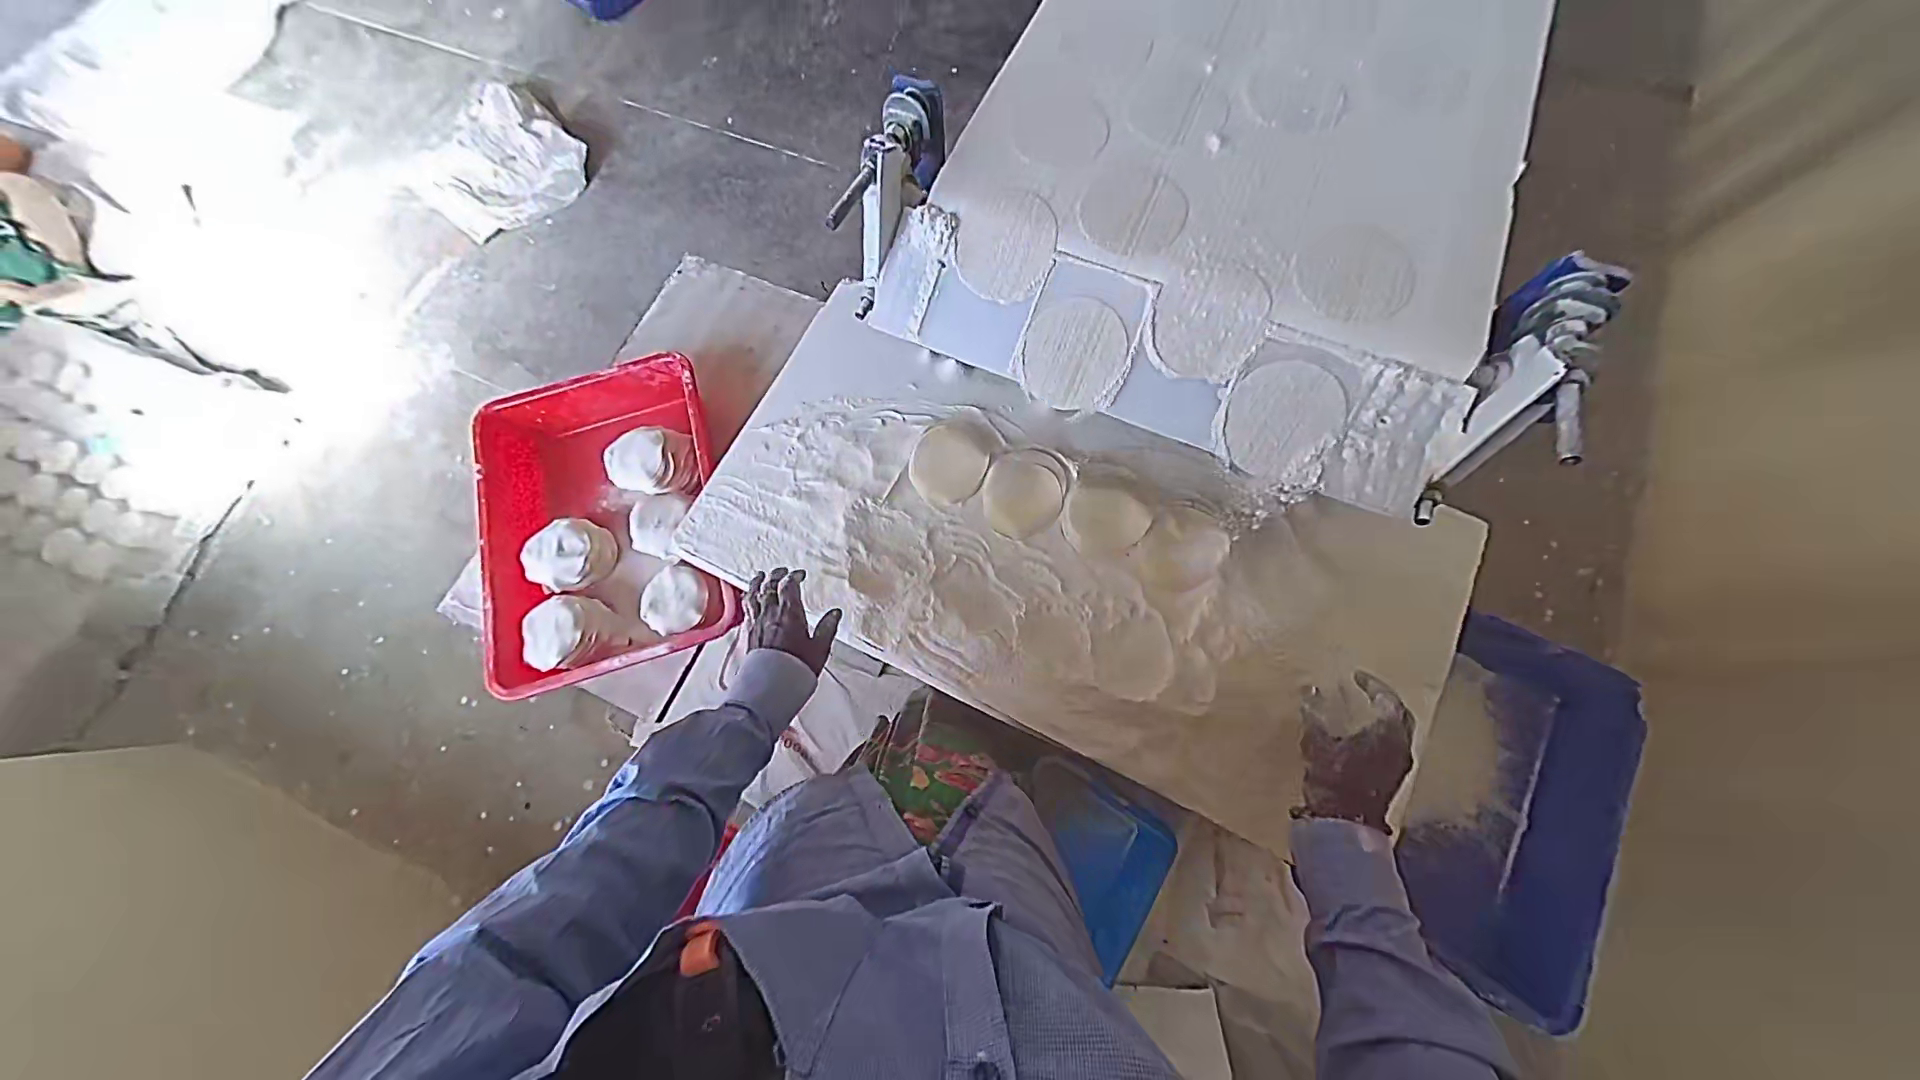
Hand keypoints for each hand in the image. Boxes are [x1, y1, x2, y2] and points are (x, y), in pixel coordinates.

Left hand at [743, 567, 841, 675]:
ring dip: (756, 584)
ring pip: (753, 595)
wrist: (771, 686)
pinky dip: (748, 600)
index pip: (789, 586)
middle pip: (769, 587)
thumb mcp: (820, 648)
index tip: (799, 574)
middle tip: (781, 571)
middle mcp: (770, 614)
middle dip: (775, 576)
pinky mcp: (748, 633)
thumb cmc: (796, 667)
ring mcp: (757, 623)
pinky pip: (747, 610)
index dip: (794, 576)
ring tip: (759, 578)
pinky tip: (749, 601)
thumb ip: (827, 628)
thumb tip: (835, 613)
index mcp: (790, 613)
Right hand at [1297, 671, 1414, 832]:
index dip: (1372, 685)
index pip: (1388, 699)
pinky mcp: (1394, 779)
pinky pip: (1392, 747)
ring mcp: (1401, 765)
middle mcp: (1402, 747)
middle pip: (1399, 716)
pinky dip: (1380, 735)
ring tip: (1361, 712)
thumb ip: (1316, 714)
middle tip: (1365, 691)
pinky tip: (1361, 737)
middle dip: (1383, 701)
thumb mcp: (1317, 741)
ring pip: (1398, 733)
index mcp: (1389, 733)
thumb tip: (1312, 692)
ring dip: (1382, 719)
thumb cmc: (1332, 778)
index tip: (1356, 676)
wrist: (1344, 823)